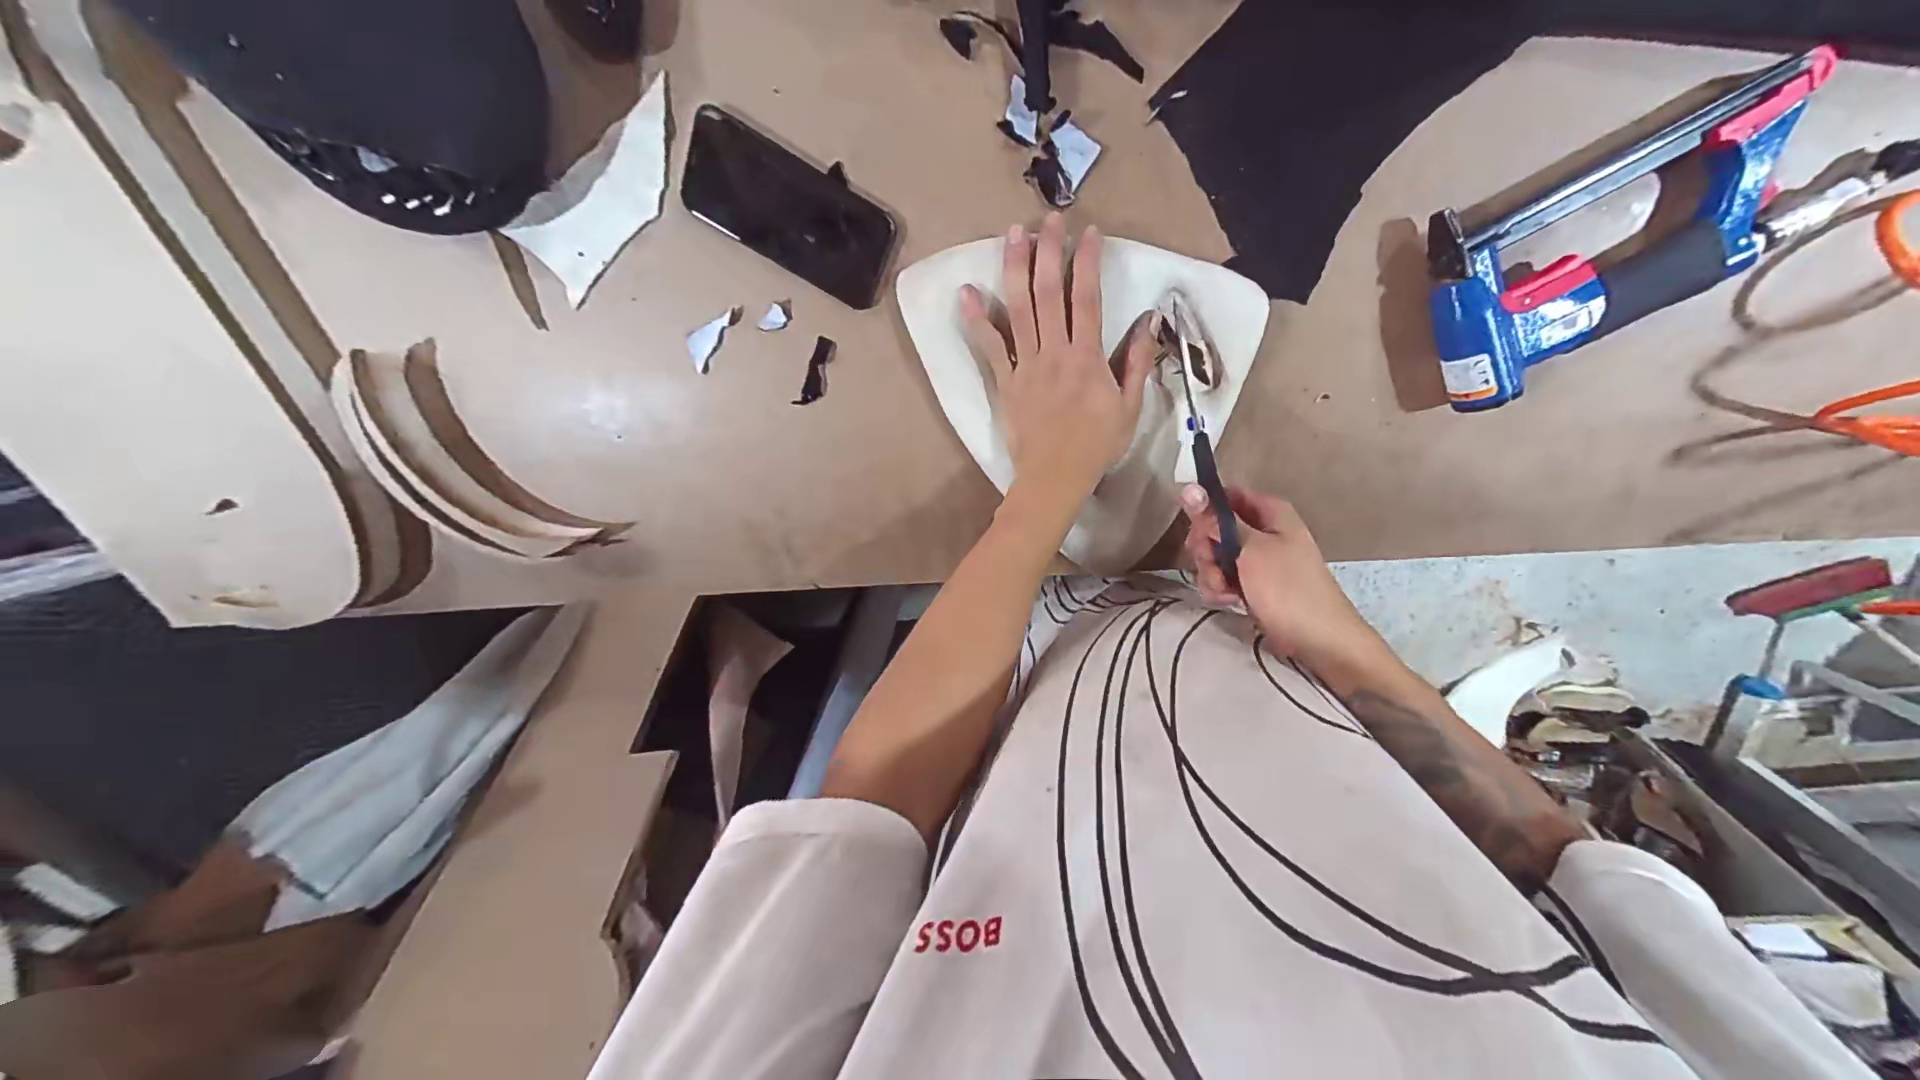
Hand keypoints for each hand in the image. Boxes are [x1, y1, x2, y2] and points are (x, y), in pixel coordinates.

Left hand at [960, 214, 1158, 513]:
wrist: (1053, 478)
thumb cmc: (1096, 446)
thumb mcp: (1130, 407)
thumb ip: (1138, 362)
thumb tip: (1150, 321)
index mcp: (1087, 357)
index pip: (1088, 298)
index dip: (1087, 261)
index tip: (1089, 232)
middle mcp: (1054, 352)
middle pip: (1049, 292)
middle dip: (1049, 250)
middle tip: (1049, 219)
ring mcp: (1025, 366)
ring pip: (1018, 309)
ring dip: (1015, 268)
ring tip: (1013, 235)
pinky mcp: (1004, 382)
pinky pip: (989, 346)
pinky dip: (977, 319)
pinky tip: (966, 292)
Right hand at [1181, 484, 1403, 694]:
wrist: (1316, 638)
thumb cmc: (1288, 587)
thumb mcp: (1250, 549)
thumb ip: (1216, 520)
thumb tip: (1188, 487)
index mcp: (1269, 511)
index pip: (1224, 495)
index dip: (1205, 509)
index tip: (1196, 528)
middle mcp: (1260, 530)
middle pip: (1212, 527)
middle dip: (1205, 548)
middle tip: (1213, 563)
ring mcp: (1253, 558)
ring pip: (1211, 555)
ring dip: (1210, 573)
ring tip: (1225, 589)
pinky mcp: (1247, 582)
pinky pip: (1218, 576)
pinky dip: (1218, 588)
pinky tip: (1228, 599)